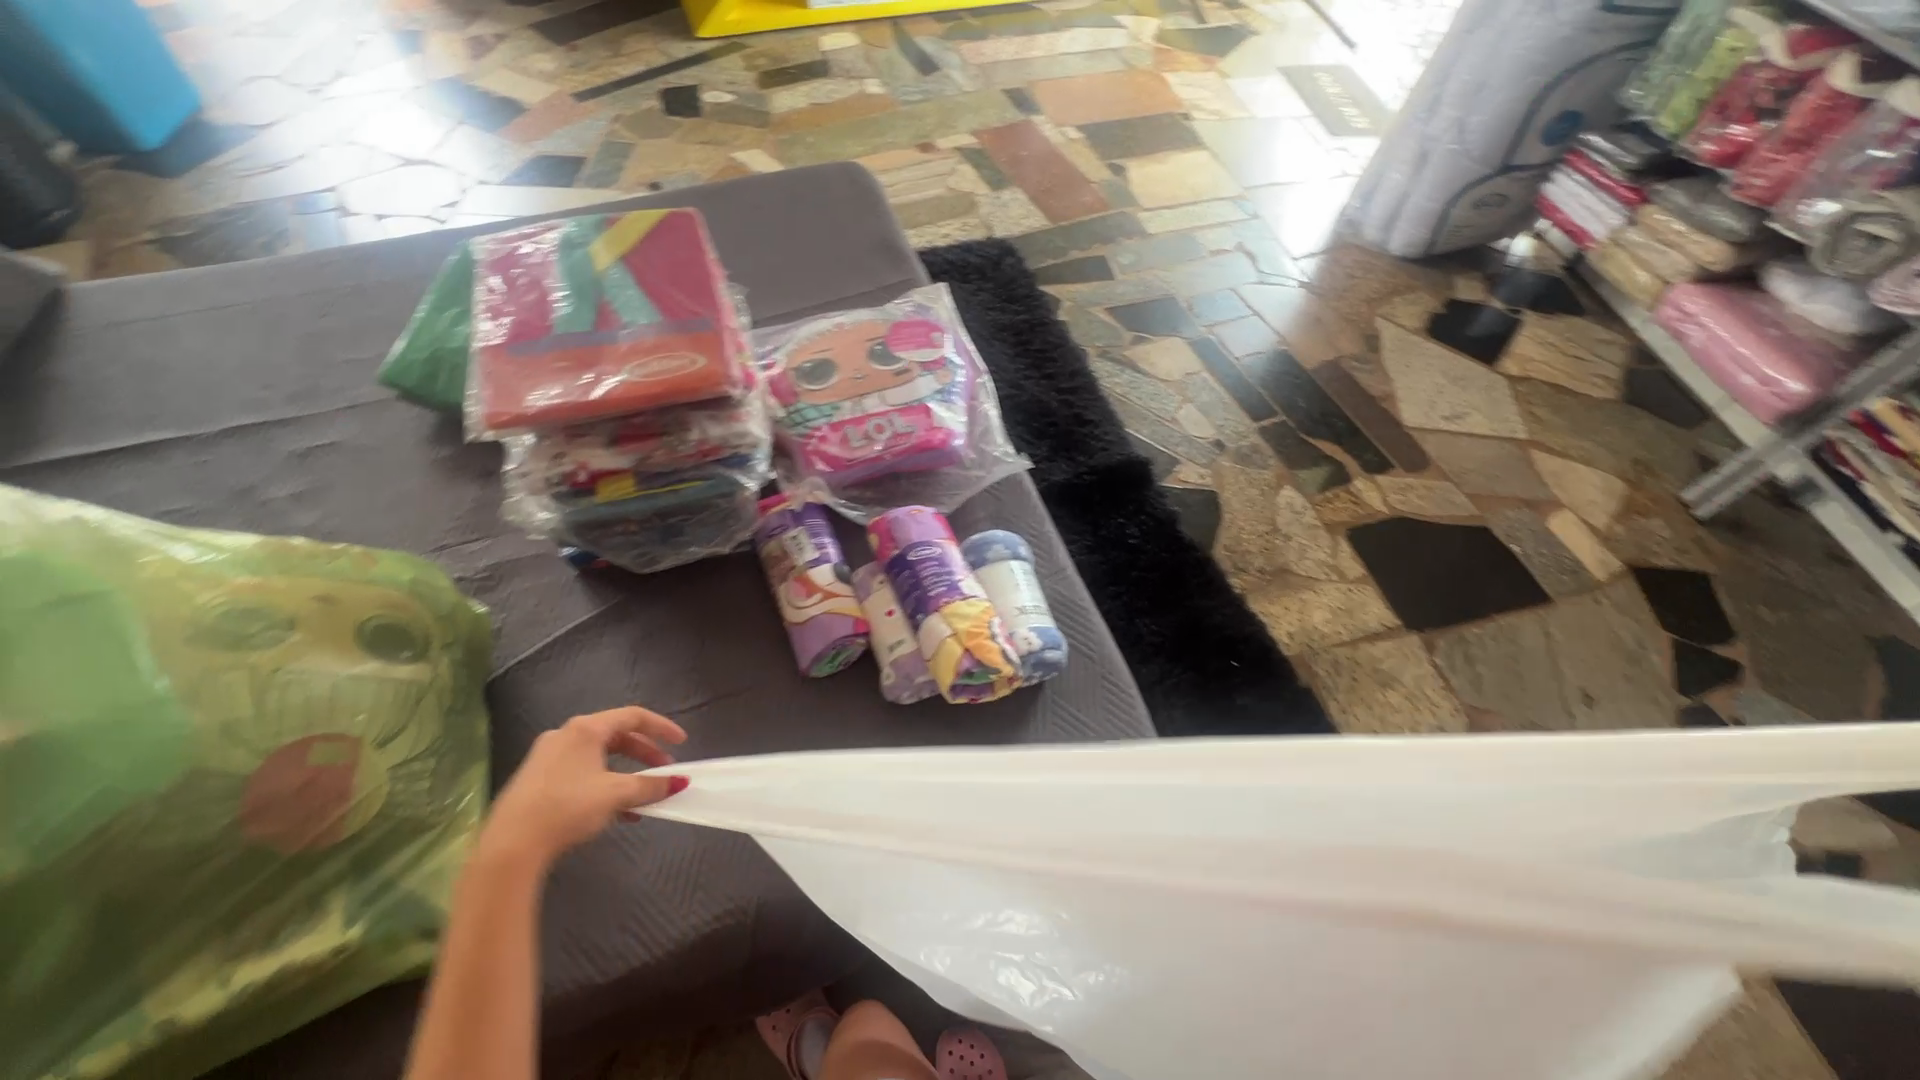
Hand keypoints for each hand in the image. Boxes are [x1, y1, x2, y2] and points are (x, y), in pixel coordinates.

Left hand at [479, 706, 689, 869]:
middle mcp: (566, 735)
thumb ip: (650, 786)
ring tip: (642, 797)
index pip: (633, 716)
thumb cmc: (568, 806)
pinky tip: (616, 812)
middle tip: (664, 771)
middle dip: (644, 754)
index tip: (682, 742)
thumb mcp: (616, 794)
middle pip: (616, 736)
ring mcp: (549, 756)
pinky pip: (583, 772)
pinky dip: (605, 784)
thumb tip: (679, 782)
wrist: (511, 843)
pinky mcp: (538, 779)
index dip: (662, 727)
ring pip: (599, 757)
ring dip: (626, 773)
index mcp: (586, 729)